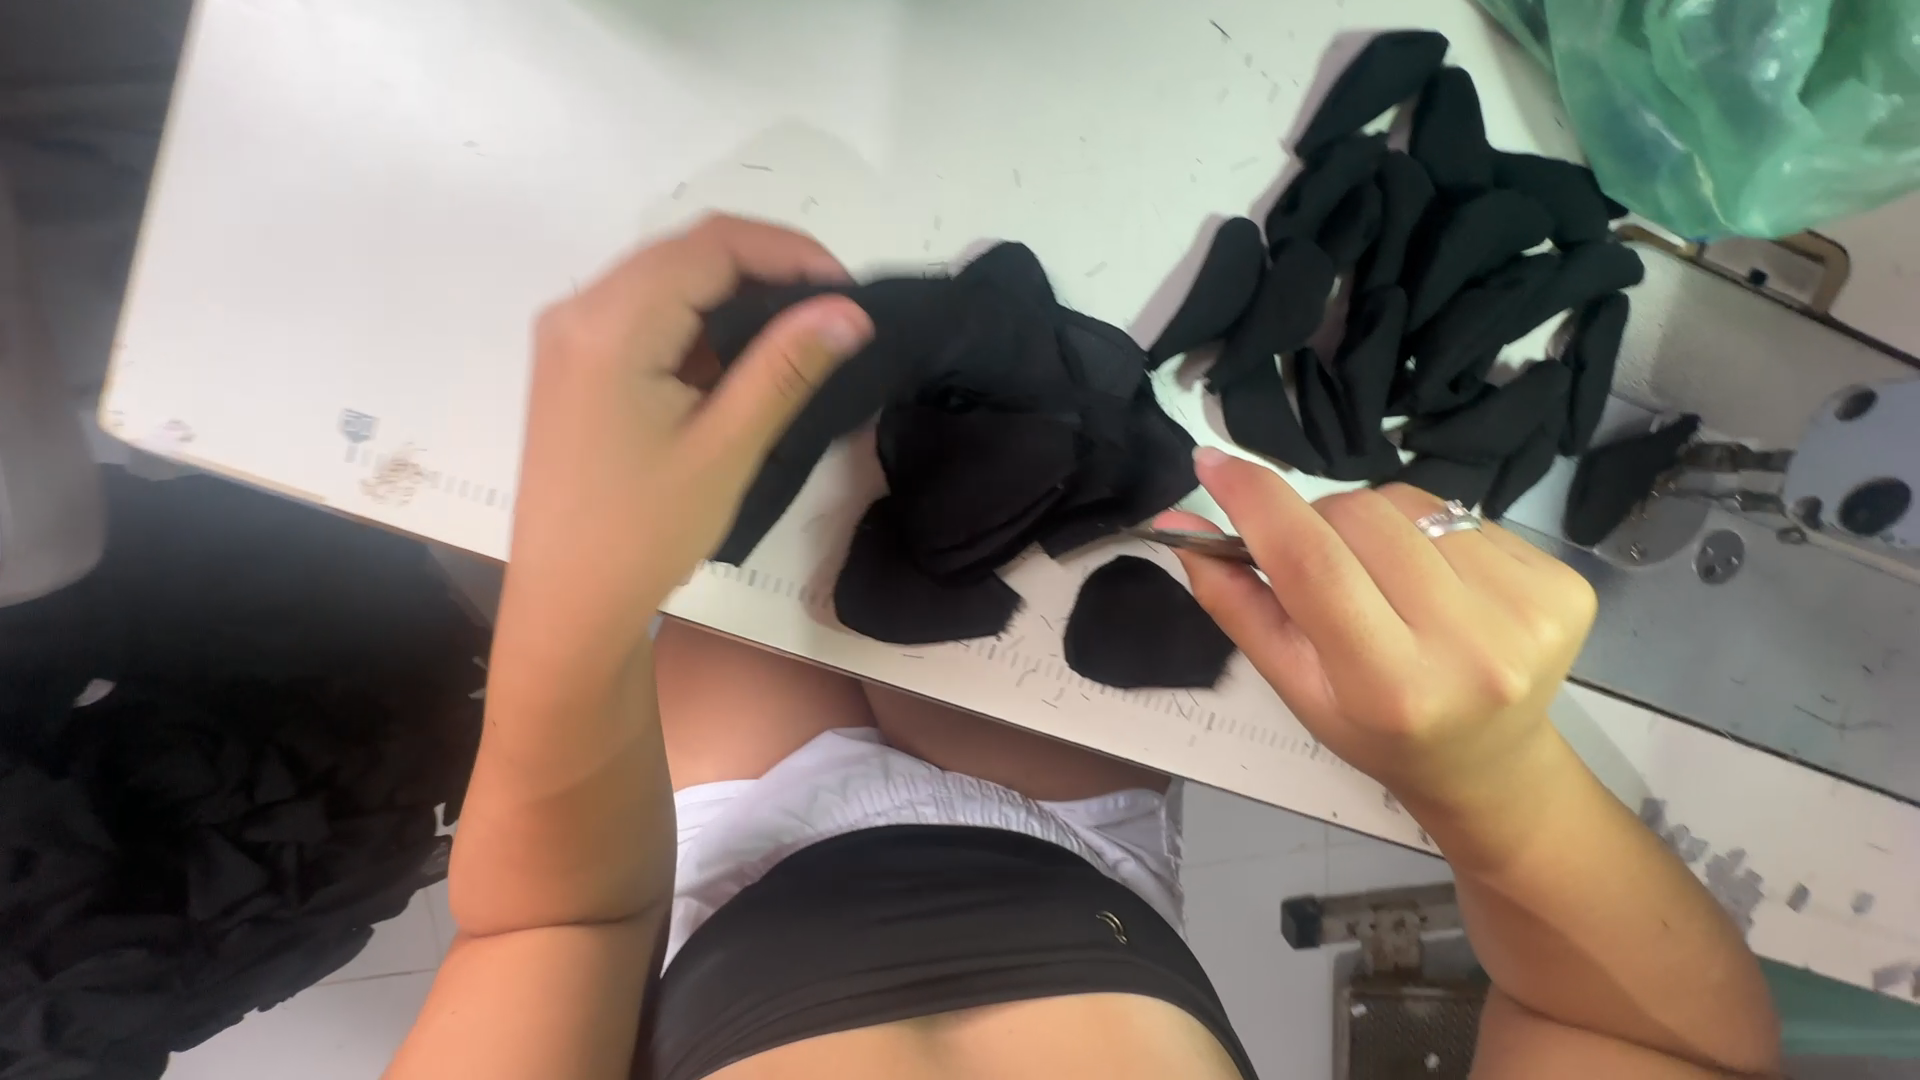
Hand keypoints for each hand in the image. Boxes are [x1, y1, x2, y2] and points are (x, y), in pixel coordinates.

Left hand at [507, 215, 873, 637]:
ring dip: (736, 298)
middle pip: (686, 253)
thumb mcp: (727, 447)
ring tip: (797, 337)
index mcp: (610, 323)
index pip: (711, 245)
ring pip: (668, 283)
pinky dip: (702, 327)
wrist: (570, 601)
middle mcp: (579, 310)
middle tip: (832, 314)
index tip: (848, 291)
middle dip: (766, 270)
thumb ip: (787, 367)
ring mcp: (571, 337)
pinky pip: (649, 319)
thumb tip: (851, 310)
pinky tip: (739, 363)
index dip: (789, 251)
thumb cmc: (646, 531)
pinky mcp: (578, 365)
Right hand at [1162, 449, 1596, 815]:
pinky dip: (1423, 530)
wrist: (1488, 764)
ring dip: (1369, 523)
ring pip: (1407, 501)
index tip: (1213, 465)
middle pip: (1356, 517)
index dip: (1255, 502)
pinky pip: (1459, 510)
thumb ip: (1234, 602)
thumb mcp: (1289, 681)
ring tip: (1378, 575)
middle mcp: (1467, 645)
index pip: (1311, 563)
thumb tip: (1180, 526)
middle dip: (1315, 521)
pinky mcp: (1562, 583)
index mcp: (1387, 683)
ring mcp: (1527, 611)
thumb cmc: (1371, 730)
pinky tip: (1432, 580)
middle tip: (1318, 565)